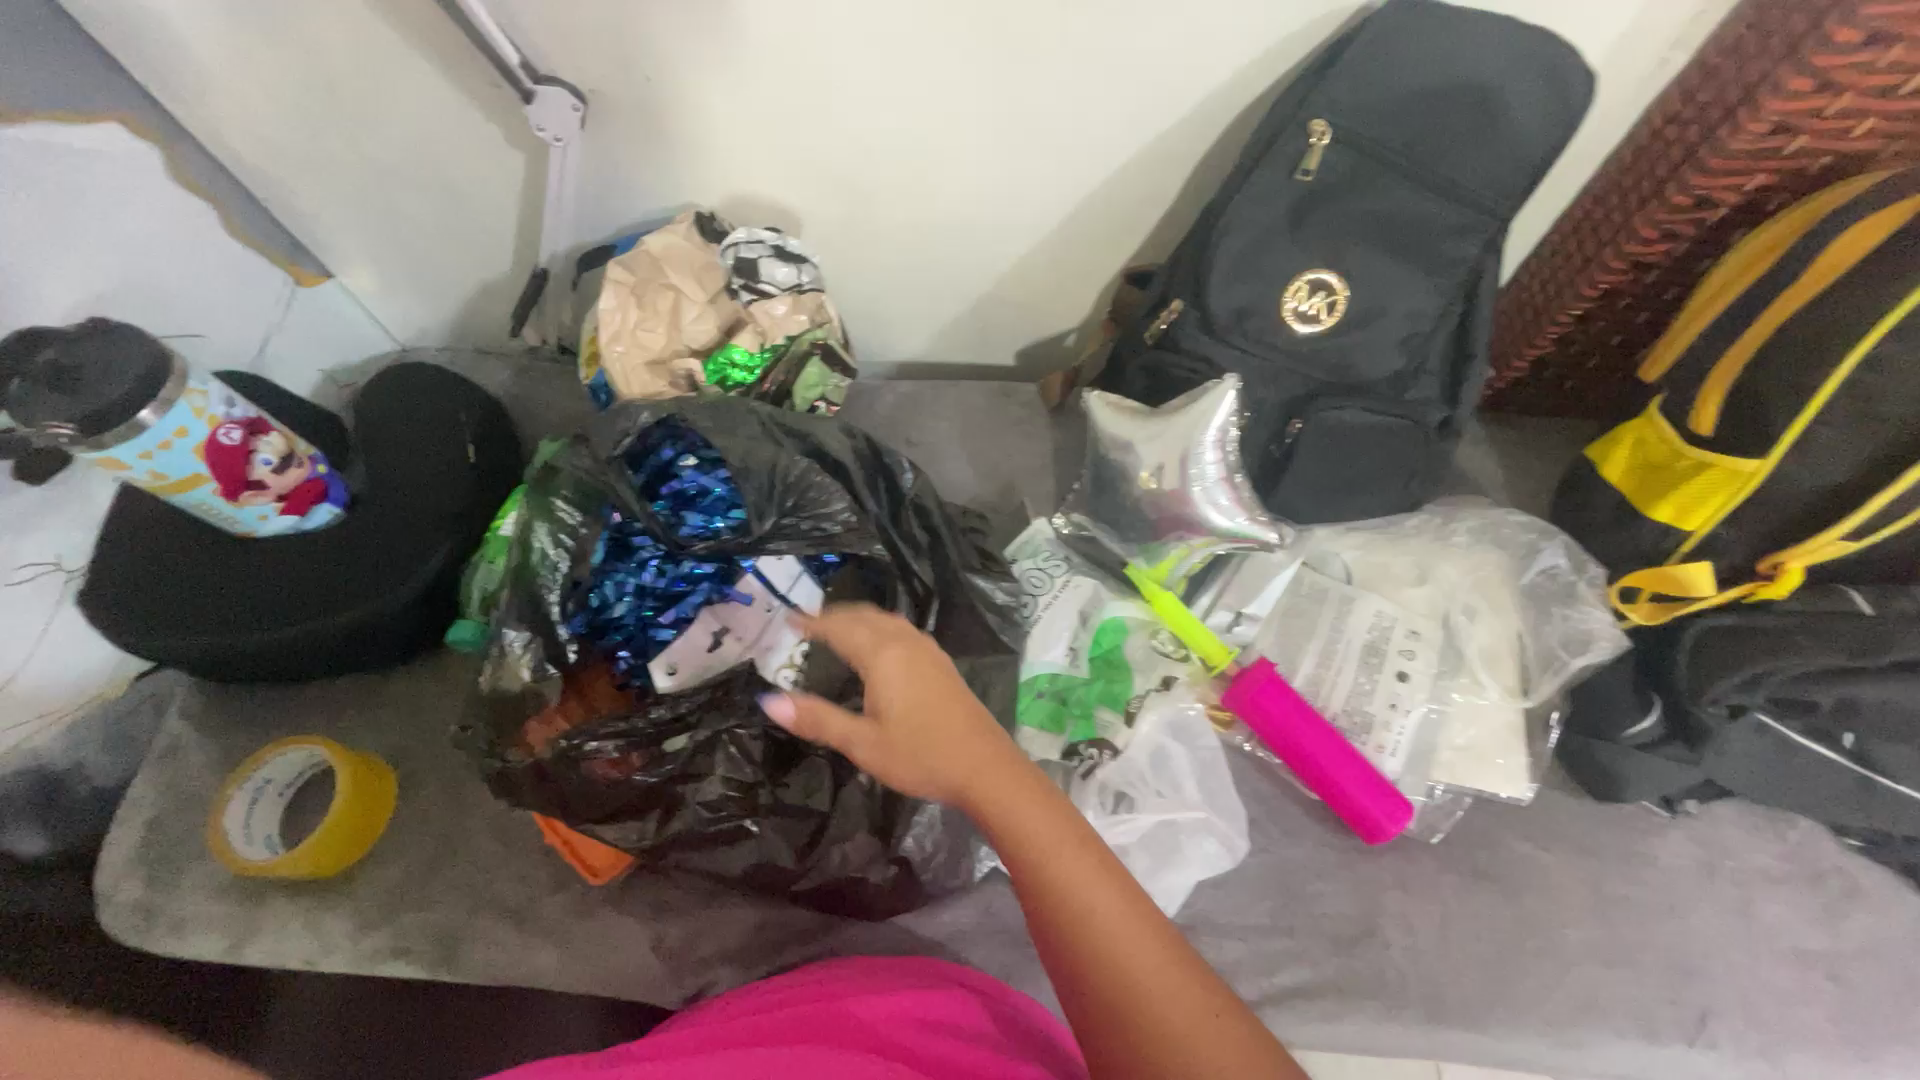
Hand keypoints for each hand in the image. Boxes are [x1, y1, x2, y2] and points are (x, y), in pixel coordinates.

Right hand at [758, 602, 1028, 807]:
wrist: (984, 766)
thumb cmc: (920, 756)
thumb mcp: (862, 744)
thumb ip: (817, 720)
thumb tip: (769, 701)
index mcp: (883, 656)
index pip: (839, 628)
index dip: (812, 622)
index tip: (788, 619)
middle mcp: (906, 643)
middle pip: (864, 616)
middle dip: (834, 615)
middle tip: (807, 623)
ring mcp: (928, 651)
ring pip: (886, 621)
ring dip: (859, 619)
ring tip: (837, 629)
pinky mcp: (941, 663)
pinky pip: (902, 631)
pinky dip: (879, 628)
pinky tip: (879, 647)